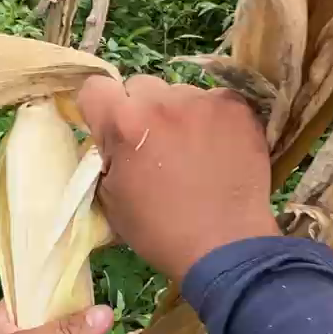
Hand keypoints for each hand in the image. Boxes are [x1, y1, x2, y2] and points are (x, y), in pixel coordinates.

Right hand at [76, 75, 280, 281]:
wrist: (225, 247)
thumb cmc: (159, 230)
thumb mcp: (109, 198)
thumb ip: (105, 157)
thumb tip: (109, 141)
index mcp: (123, 123)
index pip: (95, 87)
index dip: (99, 109)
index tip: (110, 132)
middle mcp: (161, 101)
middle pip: (139, 86)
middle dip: (139, 110)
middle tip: (152, 146)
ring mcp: (203, 101)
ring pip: (178, 92)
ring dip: (177, 114)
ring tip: (191, 151)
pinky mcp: (237, 107)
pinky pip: (213, 101)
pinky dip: (210, 119)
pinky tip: (217, 148)